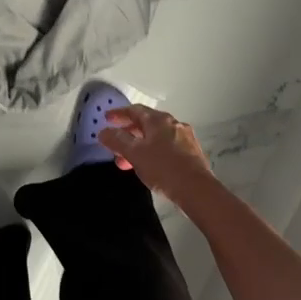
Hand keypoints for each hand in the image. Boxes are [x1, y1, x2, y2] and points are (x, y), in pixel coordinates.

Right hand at [99, 105, 214, 202]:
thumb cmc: (163, 167)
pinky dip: (152, 152)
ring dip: (139, 146)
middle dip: (128, 133)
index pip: (135, 111)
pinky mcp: (191, 153)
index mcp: (159, 120)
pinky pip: (166, 147)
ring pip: (156, 137)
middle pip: (147, 123)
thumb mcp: (134, 154)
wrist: (196, 189)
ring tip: (127, 161)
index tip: (107, 118)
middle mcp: (174, 124)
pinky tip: (148, 166)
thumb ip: (117, 141)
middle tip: (115, 144)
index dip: (119, 114)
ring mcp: (185, 138)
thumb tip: (103, 132)